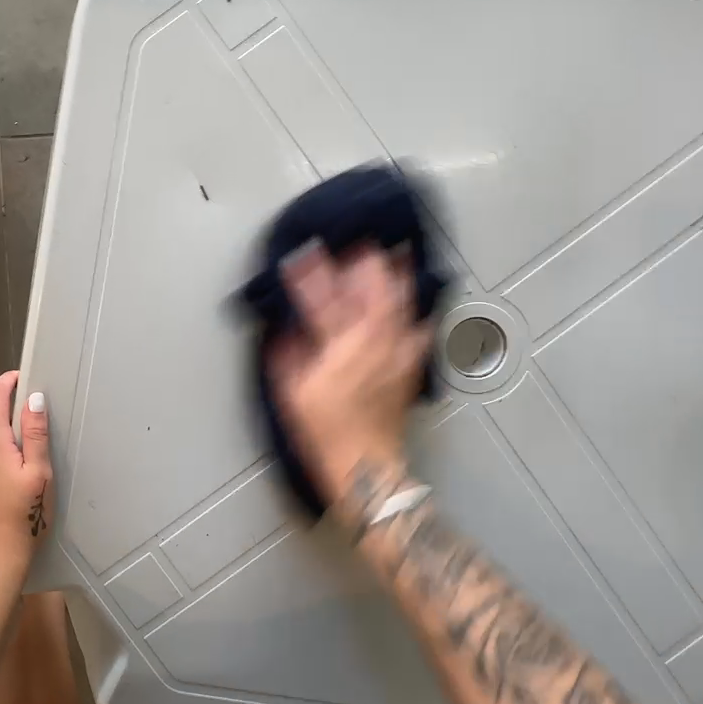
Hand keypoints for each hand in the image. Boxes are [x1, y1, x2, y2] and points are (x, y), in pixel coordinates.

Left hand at [0, 371, 53, 570]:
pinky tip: (14, 485)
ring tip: (31, 467)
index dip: (8, 382)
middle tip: (40, 436)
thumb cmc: (22, 518)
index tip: (23, 377)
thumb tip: (34, 397)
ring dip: (7, 444)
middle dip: (14, 420)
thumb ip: (35, 434)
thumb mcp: (38, 475)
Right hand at [266, 241, 433, 499]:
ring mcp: (396, 354)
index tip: (304, 250)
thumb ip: (286, 353)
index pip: (322, 301)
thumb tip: (282, 326)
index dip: (312, 275)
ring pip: (400, 305)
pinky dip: (418, 311)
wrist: (364, 465)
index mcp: (338, 346)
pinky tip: (420, 303)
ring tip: (399, 251)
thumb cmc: (322, 429)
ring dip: (397, 277)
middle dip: (365, 263)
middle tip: (363, 238)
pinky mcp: (408, 368)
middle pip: (371, 294)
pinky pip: (418, 330)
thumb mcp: (290, 391)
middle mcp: (372, 343)